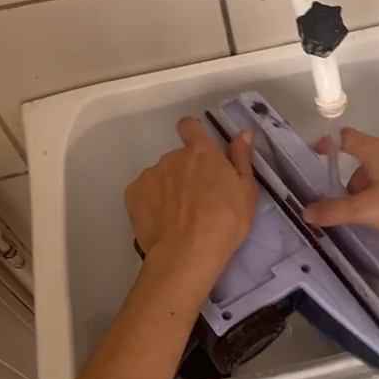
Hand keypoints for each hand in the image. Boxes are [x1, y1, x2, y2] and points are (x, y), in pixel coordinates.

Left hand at [125, 117, 257, 268]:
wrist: (187, 253)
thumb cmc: (225, 220)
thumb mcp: (246, 190)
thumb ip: (241, 158)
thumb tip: (242, 134)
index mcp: (202, 150)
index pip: (190, 126)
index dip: (193, 133)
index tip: (200, 151)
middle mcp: (172, 156)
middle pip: (178, 158)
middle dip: (186, 172)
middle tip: (198, 199)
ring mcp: (150, 175)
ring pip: (161, 176)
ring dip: (169, 188)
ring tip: (179, 216)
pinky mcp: (132, 195)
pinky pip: (145, 193)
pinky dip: (152, 203)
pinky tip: (163, 222)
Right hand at [302, 128, 378, 236]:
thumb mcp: (366, 209)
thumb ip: (335, 210)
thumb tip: (306, 211)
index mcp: (375, 150)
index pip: (345, 138)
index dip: (328, 145)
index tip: (314, 156)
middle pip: (362, 168)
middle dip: (351, 192)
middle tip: (344, 214)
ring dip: (371, 205)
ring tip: (369, 229)